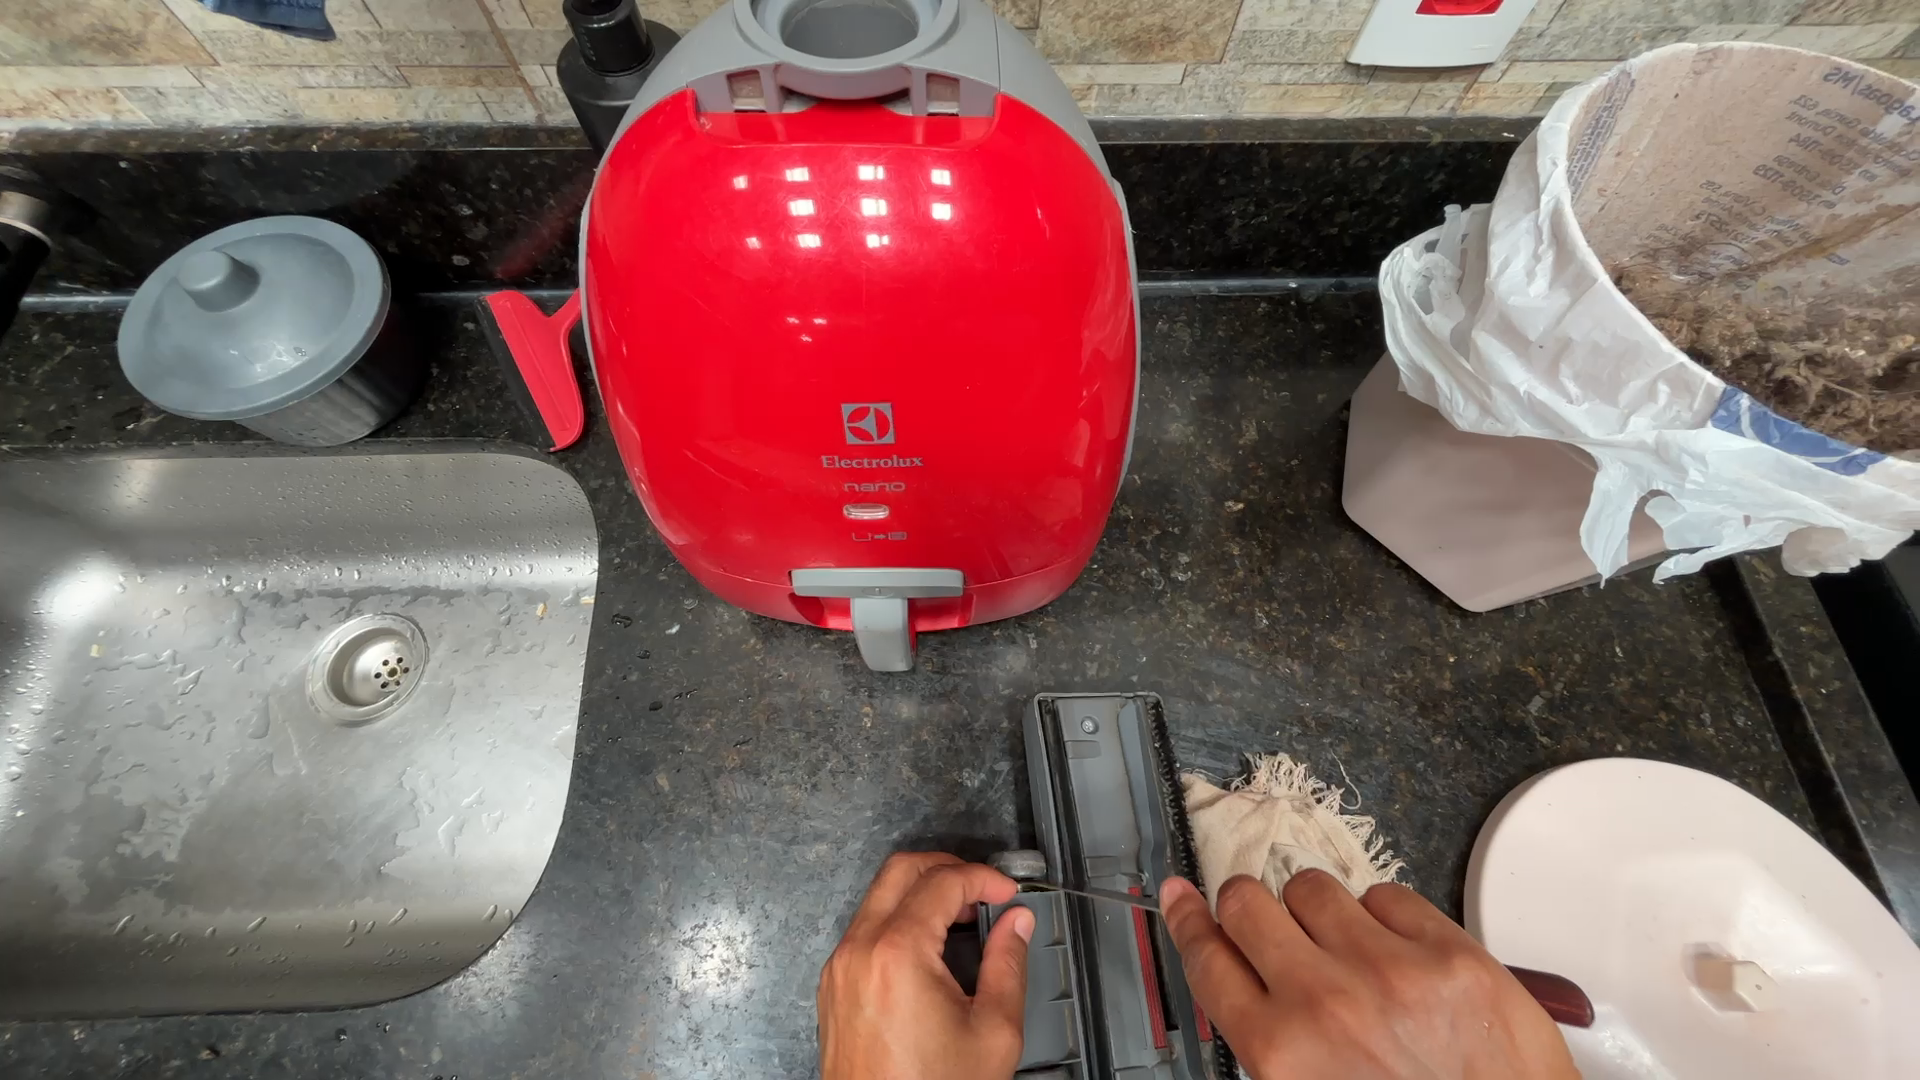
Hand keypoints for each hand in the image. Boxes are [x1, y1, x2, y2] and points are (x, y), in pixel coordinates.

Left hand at [819, 852, 1035, 1079]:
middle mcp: (860, 949)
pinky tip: (930, 946)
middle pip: (901, 869)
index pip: (943, 881)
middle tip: (981, 889)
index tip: (1006, 893)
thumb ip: (1008, 965)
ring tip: (961, 917)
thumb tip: (1017, 922)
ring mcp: (840, 966)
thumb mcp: (992, 1033)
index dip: (982, 878)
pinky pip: (866, 926)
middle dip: (947, 868)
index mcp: (898, 952)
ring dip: (922, 891)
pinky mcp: (833, 985)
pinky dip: (899, 918)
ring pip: (879, 894)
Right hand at [1160, 870, 1578, 1079]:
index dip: (1187, 919)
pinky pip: (1386, 894)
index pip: (1208, 958)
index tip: (1179, 893)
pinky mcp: (1455, 957)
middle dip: (1252, 909)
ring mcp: (1390, 973)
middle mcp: (1323, 1003)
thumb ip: (1265, 1043)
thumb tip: (1235, 974)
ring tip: (1352, 955)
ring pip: (1311, 886)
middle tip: (1276, 929)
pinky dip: (1387, 920)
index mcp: (1281, 1055)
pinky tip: (1406, 961)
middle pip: (1245, 900)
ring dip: (1320, 914)